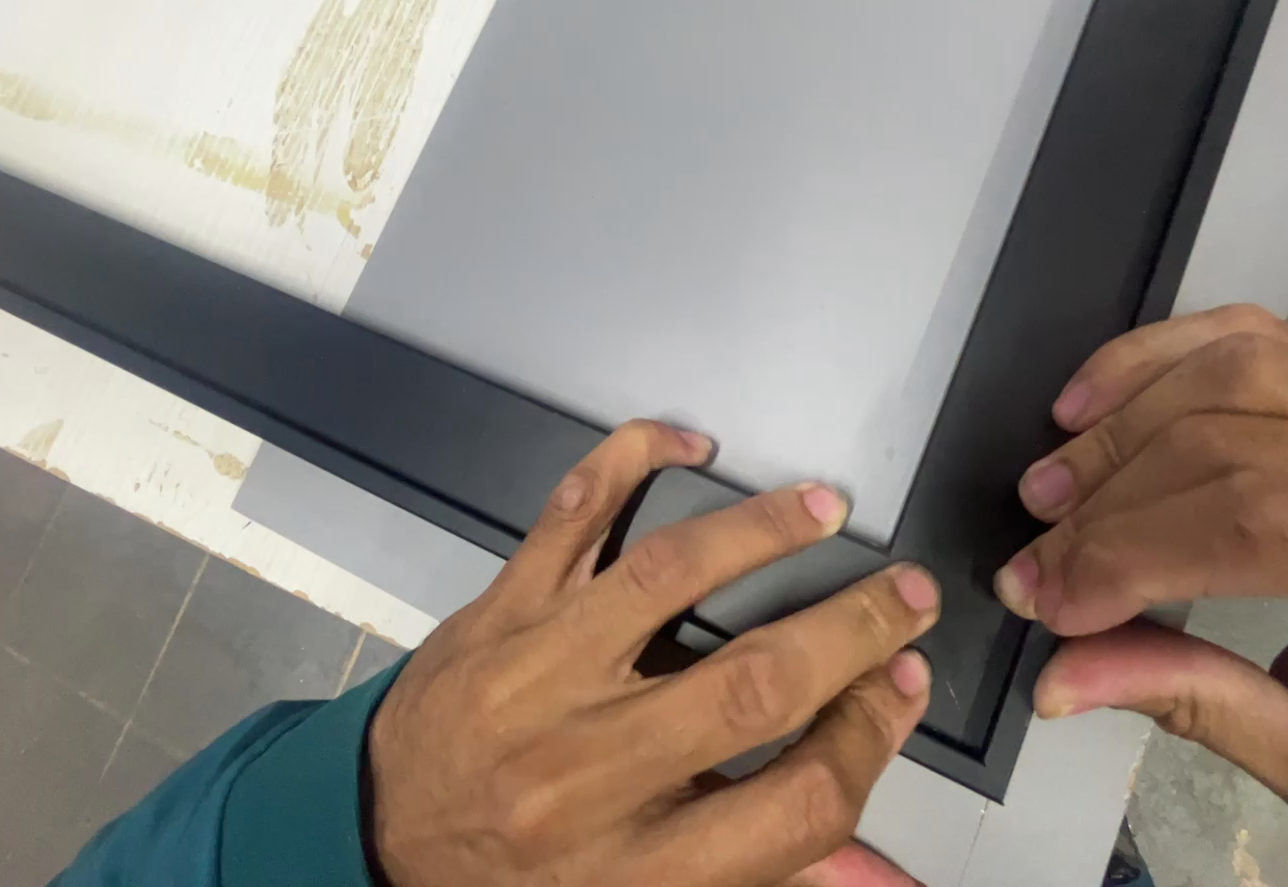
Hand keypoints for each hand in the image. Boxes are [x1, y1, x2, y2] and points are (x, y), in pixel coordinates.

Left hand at [370, 421, 939, 886]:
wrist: (380, 832)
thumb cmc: (521, 877)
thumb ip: (771, 878)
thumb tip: (898, 884)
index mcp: (635, 869)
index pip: (795, 805)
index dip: (873, 738)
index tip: (904, 683)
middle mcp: (588, 767)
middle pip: (751, 687)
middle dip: (851, 631)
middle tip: (906, 593)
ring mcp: (538, 670)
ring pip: (664, 578)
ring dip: (759, 533)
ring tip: (822, 506)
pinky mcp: (504, 607)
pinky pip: (570, 515)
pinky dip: (628, 461)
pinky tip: (684, 444)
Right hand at [995, 305, 1287, 836]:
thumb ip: (1198, 709)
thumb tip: (1055, 677)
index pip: (1273, 530)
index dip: (1135, 552)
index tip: (1047, 600)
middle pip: (1234, 446)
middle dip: (1103, 505)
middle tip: (1032, 559)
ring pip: (1233, 372)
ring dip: (1115, 428)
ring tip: (1046, 486)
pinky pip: (1242, 335)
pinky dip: (1144, 360)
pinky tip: (1083, 406)